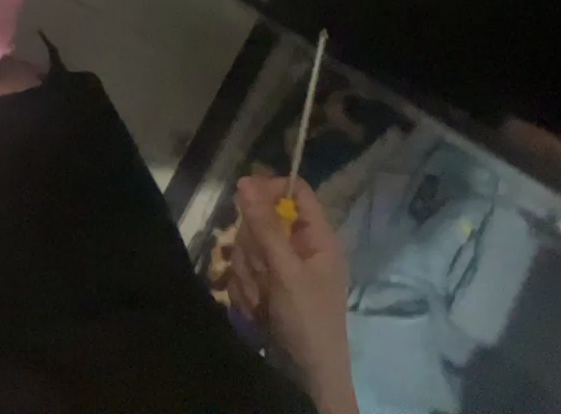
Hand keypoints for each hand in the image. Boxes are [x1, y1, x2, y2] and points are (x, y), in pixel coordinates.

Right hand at [231, 176, 357, 412]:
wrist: (307, 379)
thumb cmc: (308, 320)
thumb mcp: (286, 271)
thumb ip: (265, 225)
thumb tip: (245, 180)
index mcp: (317, 237)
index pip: (295, 191)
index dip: (270, 187)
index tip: (243, 197)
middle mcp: (300, 247)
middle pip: (263, 219)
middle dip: (253, 246)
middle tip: (261, 270)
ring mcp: (283, 268)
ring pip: (249, 247)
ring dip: (248, 273)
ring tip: (260, 299)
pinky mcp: (268, 287)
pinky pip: (244, 272)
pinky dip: (245, 290)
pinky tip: (255, 310)